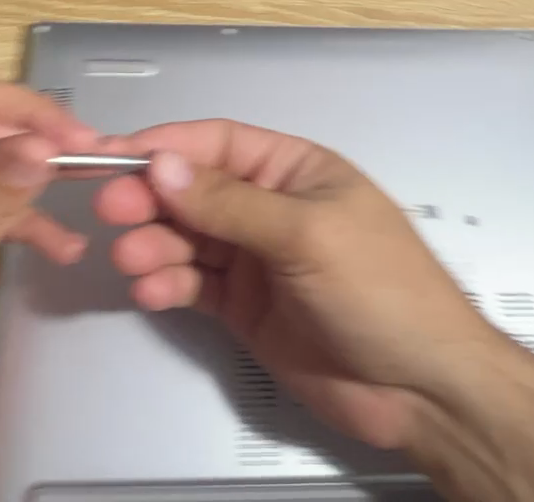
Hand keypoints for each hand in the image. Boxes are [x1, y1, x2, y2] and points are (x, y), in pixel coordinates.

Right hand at [92, 119, 501, 449]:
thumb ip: (230, 202)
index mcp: (294, 170)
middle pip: (194, 190)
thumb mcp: (306, 234)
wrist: (421, 389)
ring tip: (133, 260)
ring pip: (187, 238)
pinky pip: (194, 283)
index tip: (115, 154)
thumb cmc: (385, 291)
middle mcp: (269, 206)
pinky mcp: (244, 304)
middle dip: (151, 197)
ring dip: (154, 245)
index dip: (165, 145)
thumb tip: (166, 166)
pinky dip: (168, 284)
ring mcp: (255, 257)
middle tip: (112, 209)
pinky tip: (153, 290)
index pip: (217, 144)